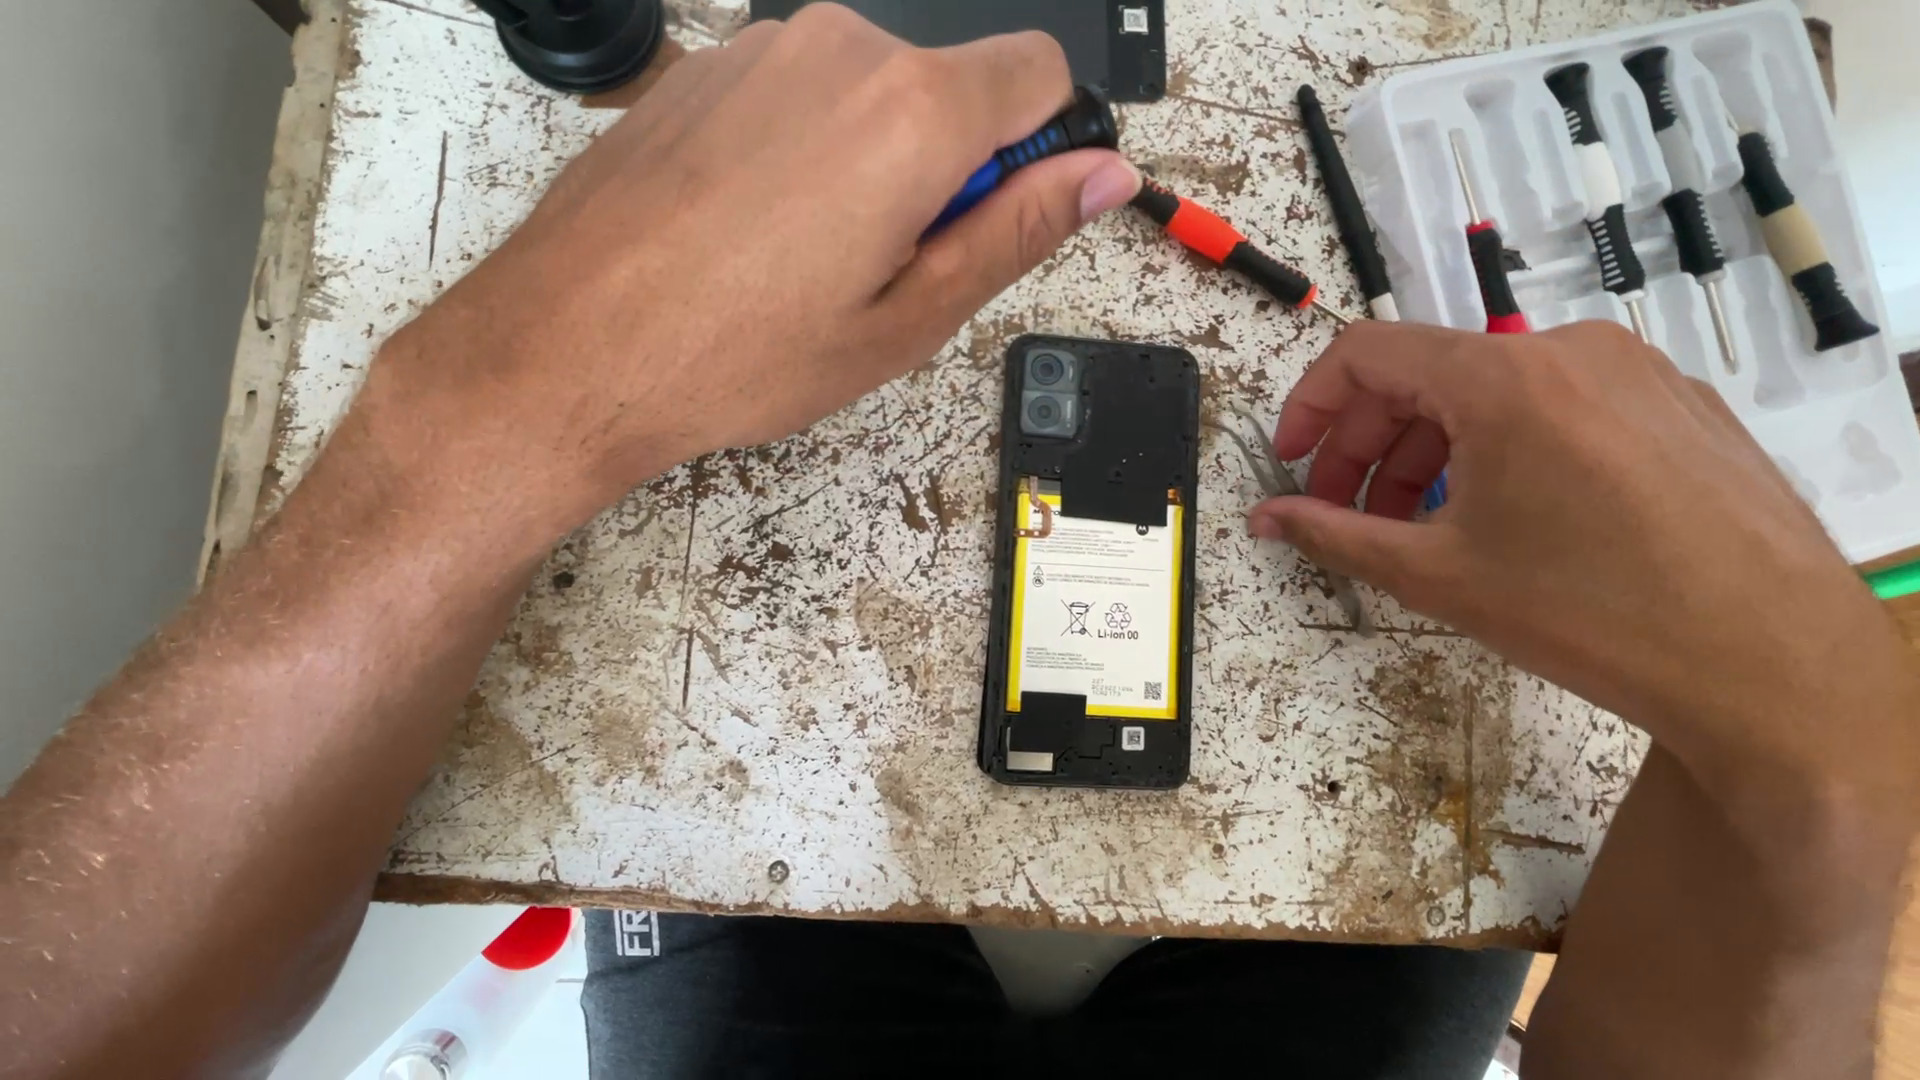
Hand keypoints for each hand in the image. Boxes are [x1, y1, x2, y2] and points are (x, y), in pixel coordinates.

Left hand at [364, 4, 1139, 536]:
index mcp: (910, 114)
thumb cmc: (740, 353)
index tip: (999, 215)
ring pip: (874, 95)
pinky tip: (758, 232)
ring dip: (877, 167)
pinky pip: (800, 97)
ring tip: (812, 261)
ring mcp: (761, 49)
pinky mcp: (707, 69)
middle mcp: (840, 51)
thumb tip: (1100, 174)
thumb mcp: (908, 320)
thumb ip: (1016, 233)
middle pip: (952, 86)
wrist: (571, 348)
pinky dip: (811, 154)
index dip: (1044, 146)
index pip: (1040, 72)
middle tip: (888, 270)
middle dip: (950, 170)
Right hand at [1248, 320, 1917, 804]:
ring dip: (1426, 451)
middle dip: (1365, 443)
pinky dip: (1494, 448)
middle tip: (1343, 512)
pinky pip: (1551, 405)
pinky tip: (1500, 515)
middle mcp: (1568, 350)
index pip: (1365, 352)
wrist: (1779, 668)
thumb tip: (1262, 518)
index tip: (1290, 463)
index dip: (1309, 405)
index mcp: (1503, 378)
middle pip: (1424, 374)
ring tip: (1416, 524)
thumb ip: (1331, 533)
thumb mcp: (1435, 574)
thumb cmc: (1586, 613)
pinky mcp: (1674, 404)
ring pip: (1486, 392)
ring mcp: (1632, 372)